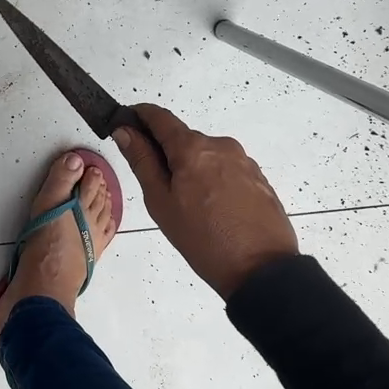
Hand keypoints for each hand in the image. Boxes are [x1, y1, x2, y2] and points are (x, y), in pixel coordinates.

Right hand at [115, 103, 298, 298]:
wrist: (264, 273)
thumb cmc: (203, 239)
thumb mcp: (161, 202)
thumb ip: (141, 161)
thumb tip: (125, 130)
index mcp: (192, 147)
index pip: (158, 116)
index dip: (139, 116)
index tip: (127, 126)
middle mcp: (220, 145)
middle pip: (184, 139)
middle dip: (167, 153)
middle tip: (160, 188)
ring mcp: (244, 162)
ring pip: (207, 156)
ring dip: (193, 169)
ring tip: (192, 206)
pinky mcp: (260, 180)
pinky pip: (227, 170)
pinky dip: (215, 180)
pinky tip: (216, 210)